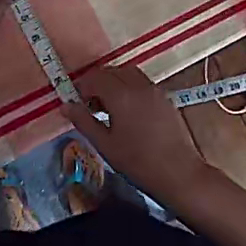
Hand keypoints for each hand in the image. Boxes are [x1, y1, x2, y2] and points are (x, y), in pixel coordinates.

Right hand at [61, 66, 217, 202]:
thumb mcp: (104, 144)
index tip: (76, 102)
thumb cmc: (138, 162)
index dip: (82, 86)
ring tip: (108, 106)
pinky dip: (129, 87)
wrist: (179, 173)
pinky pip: (142, 83)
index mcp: (121, 95)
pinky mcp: (165, 98)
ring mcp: (155, 90)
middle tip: (89, 104)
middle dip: (97, 83)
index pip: (95, 78)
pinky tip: (127, 111)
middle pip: (111, 71)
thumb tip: (66, 106)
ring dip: (113, 82)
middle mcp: (138, 86)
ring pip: (128, 74)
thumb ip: (83, 121)